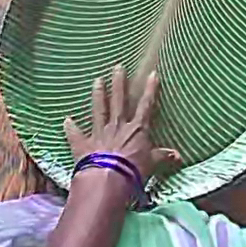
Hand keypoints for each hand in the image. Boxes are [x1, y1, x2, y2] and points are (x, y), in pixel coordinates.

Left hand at [64, 65, 183, 183]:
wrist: (108, 179)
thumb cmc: (134, 171)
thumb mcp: (152, 164)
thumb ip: (163, 157)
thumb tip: (178, 156)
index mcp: (136, 129)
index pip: (145, 105)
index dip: (150, 90)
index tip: (152, 74)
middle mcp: (117, 126)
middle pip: (118, 100)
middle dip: (119, 83)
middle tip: (117, 67)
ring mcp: (99, 133)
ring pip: (98, 110)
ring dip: (98, 95)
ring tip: (96, 80)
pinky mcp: (83, 144)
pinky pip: (76, 134)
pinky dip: (71, 128)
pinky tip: (66, 120)